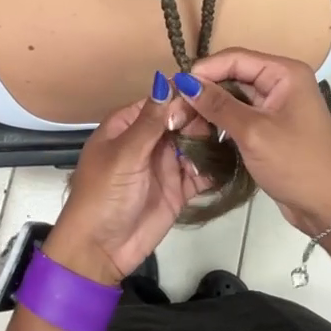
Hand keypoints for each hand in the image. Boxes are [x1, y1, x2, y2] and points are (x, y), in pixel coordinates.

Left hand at [44, 77, 212, 283]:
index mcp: (127, 126)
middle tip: (222, 121)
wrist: (99, 250)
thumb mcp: (125, 154)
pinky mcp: (178, 190)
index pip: (160, 102)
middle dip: (201, 119)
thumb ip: (150, 121)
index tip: (210, 91)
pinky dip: (214, 167)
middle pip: (181, 121)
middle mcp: (148, 141)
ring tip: (229, 139)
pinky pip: (200, 173)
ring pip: (194, 144)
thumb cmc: (102, 196)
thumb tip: (165, 80)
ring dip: (210, 141)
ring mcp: (164, 165)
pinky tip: (231, 160)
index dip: (183, 96)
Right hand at [174, 50, 330, 236]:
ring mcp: (277, 104)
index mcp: (285, 73)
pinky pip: (240, 113)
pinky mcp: (271, 125)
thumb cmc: (297, 164)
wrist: (329, 207)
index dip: (204, 70)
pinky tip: (200, 131)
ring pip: (233, 95)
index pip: (235, 58)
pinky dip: (220, 120)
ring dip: (209, 106)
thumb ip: (218, 105)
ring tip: (182, 121)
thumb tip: (183, 82)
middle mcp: (281, 82)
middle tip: (175, 108)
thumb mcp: (253, 133)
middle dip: (204, 90)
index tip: (175, 87)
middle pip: (233, 75)